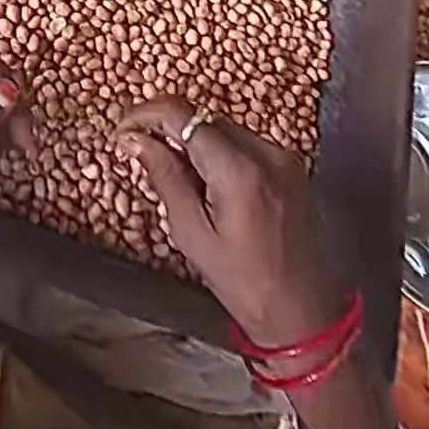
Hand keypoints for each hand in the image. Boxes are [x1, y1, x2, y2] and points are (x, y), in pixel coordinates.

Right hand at [119, 98, 343, 347]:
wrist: (306, 313)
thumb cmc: (244, 282)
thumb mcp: (191, 233)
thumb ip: (163, 175)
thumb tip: (134, 138)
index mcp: (240, 171)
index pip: (181, 115)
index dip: (143, 115)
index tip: (122, 130)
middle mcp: (266, 153)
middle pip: (199, 116)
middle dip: (164, 128)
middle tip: (140, 154)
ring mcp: (282, 156)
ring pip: (216, 126)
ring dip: (187, 140)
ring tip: (176, 177)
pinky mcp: (288, 164)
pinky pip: (237, 140)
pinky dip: (212, 150)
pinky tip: (204, 182)